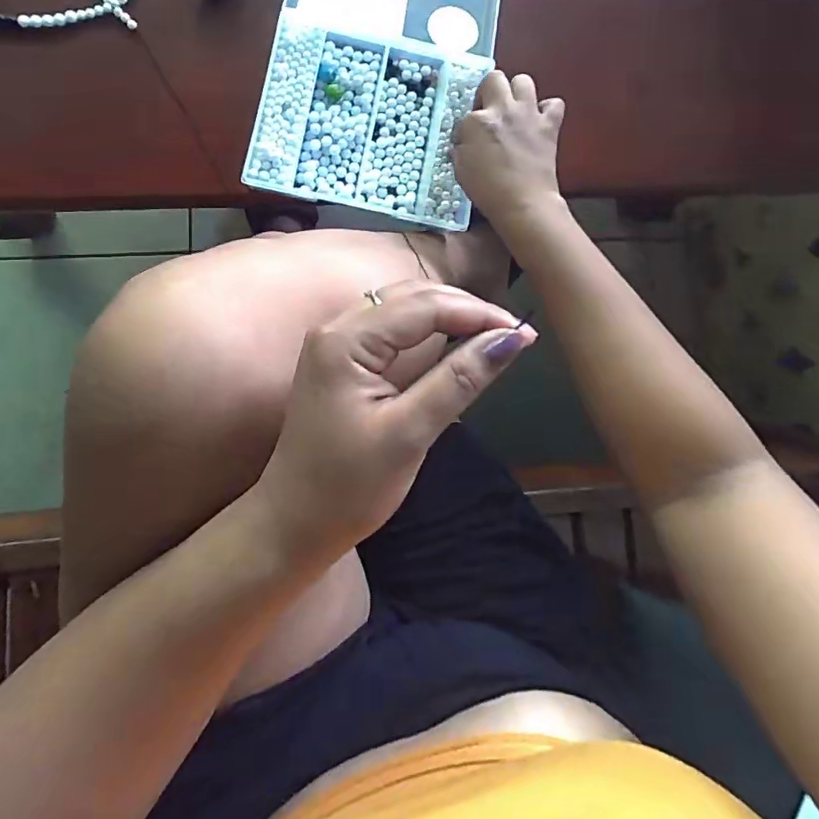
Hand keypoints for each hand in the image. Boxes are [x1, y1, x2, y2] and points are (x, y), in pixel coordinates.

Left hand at [252, 281, 537, 558]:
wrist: (295, 519)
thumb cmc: (348, 485)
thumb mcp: (408, 433)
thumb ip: (458, 380)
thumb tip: (510, 338)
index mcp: (344, 341)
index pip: (421, 305)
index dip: (475, 313)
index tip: (524, 333)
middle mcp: (335, 329)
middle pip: (409, 298)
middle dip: (462, 309)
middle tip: (512, 335)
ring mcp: (334, 344)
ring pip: (400, 310)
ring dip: (445, 317)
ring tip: (491, 337)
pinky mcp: (340, 362)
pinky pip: (389, 332)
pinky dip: (425, 334)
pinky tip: (452, 346)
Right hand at [452, 70, 566, 225]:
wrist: (523, 201)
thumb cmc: (486, 189)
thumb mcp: (460, 167)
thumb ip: (462, 146)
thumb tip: (466, 139)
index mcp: (476, 121)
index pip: (465, 115)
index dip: (465, 129)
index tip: (467, 142)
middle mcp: (502, 109)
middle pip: (494, 78)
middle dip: (488, 91)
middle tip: (488, 110)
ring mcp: (528, 114)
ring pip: (523, 80)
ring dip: (516, 92)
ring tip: (513, 109)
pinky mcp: (549, 125)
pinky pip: (553, 103)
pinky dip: (547, 109)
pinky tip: (538, 121)